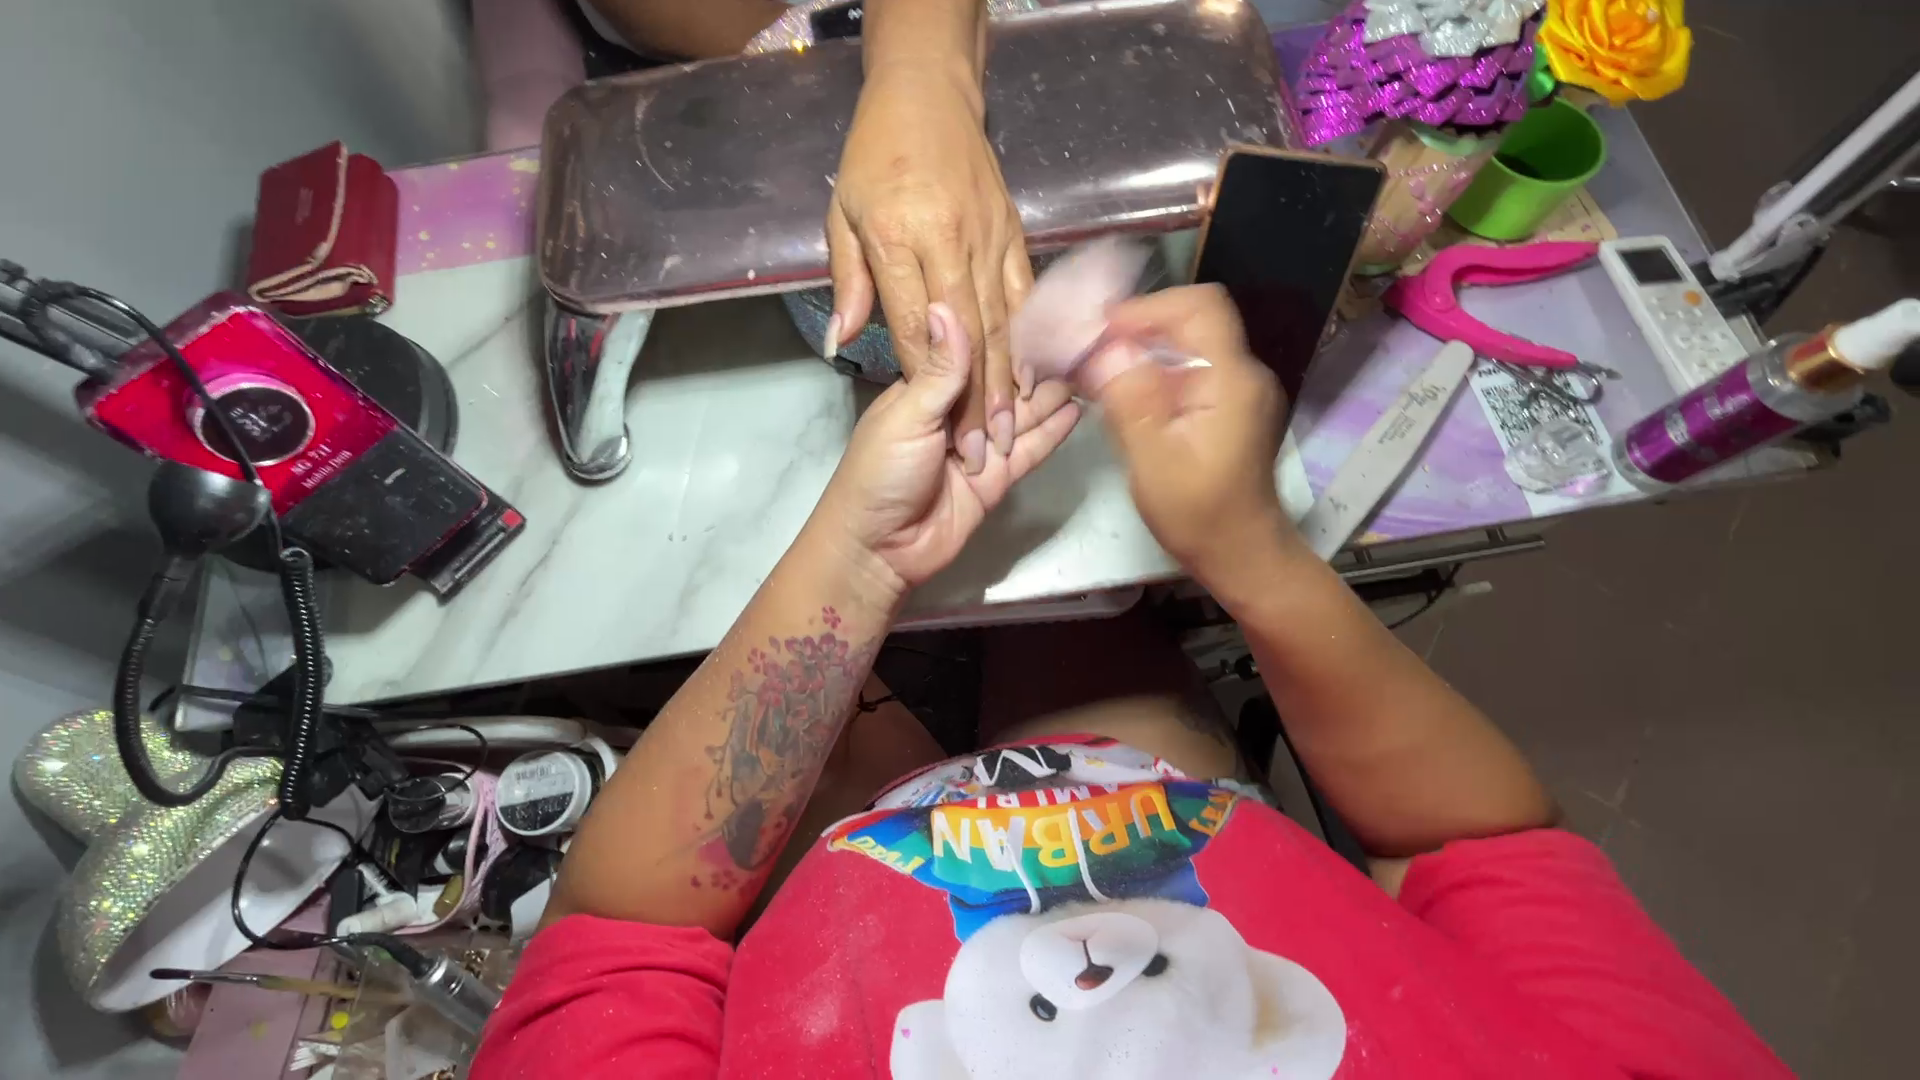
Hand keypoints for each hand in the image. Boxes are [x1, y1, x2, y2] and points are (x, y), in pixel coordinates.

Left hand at [811, 304, 1078, 595]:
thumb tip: (948, 304)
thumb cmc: (880, 474)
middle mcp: (956, 413)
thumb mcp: (908, 415)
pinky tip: (1077, 411)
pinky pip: (1028, 452)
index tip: (1042, 310)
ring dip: (1051, 396)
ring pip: (1021, 416)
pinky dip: (1051, 433)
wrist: (879, 549)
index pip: (973, 354)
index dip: (1005, 336)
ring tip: (1089, 368)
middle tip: (1080, 337)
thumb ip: (940, 369)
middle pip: (1004, 383)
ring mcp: (979, 447)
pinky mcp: (996, 480)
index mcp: (926, 389)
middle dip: (1036, 364)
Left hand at [826, 60, 1032, 476]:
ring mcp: (989, 239)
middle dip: (977, 398)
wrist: (927, 91)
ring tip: (1012, 426)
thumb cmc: (874, 157)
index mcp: (896, 239)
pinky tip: (1036, 373)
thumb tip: (840, 339)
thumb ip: (849, 282)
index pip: (912, 325)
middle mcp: (947, 243)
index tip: (939, 428)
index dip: (925, 379)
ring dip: (1009, 379)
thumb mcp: (841, 216)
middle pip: (967, 335)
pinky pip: (1026, 296)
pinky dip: (1032, 339)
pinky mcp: (1015, 236)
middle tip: (986, 448)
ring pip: (1002, 321)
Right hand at [1089, 286, 1299, 586]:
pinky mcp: (1229, 408)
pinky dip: (1156, 373)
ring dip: (1143, 350)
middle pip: (1191, 321)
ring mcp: (1239, 391)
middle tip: (1091, 350)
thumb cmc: (1198, 515)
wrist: (1241, 554)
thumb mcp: (1153, 459)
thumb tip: (1101, 349)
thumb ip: (1129, 400)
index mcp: (1231, 380)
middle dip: (1139, 328)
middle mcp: (1243, 374)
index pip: (1198, 306)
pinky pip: (1191, 372)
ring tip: (1100, 371)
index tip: (1101, 331)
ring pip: (1189, 346)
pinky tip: (1126, 396)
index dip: (1147, 307)